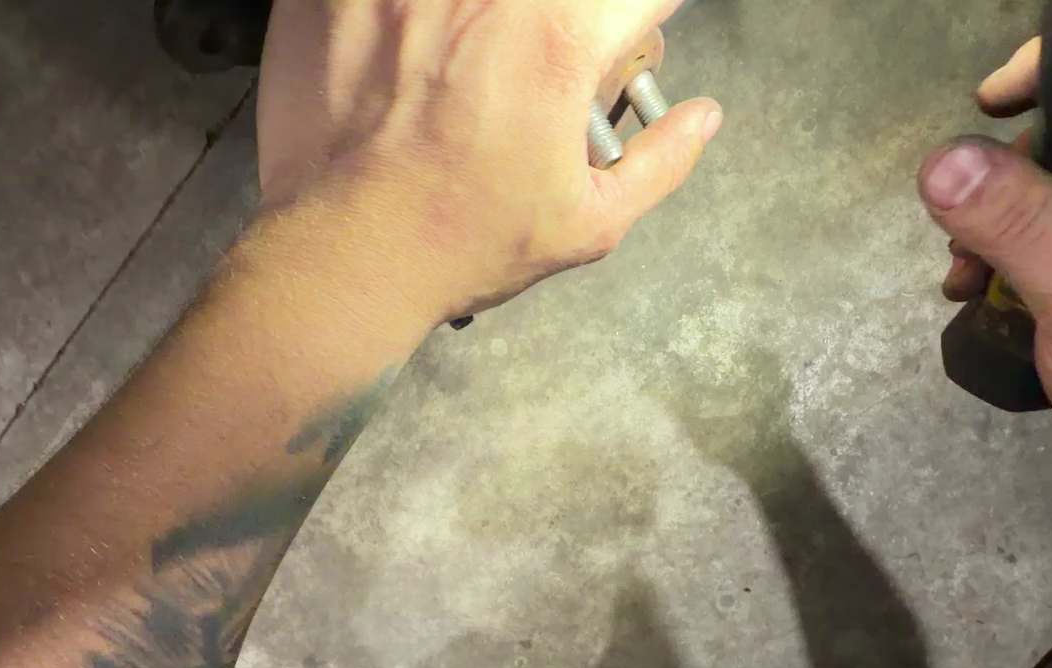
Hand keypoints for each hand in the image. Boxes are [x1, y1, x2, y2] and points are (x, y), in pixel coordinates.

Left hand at [254, 0, 722, 324]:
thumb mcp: (584, 228)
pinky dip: (423, 24)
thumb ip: (658, 165)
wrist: (348, 259)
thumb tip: (704, 119)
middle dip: (572, 24)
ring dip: (495, 25)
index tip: (627, 39)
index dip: (644, 16)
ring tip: (476, 78)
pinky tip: (420, 69)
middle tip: (548, 72)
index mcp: (558, 40)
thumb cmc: (463, 248)